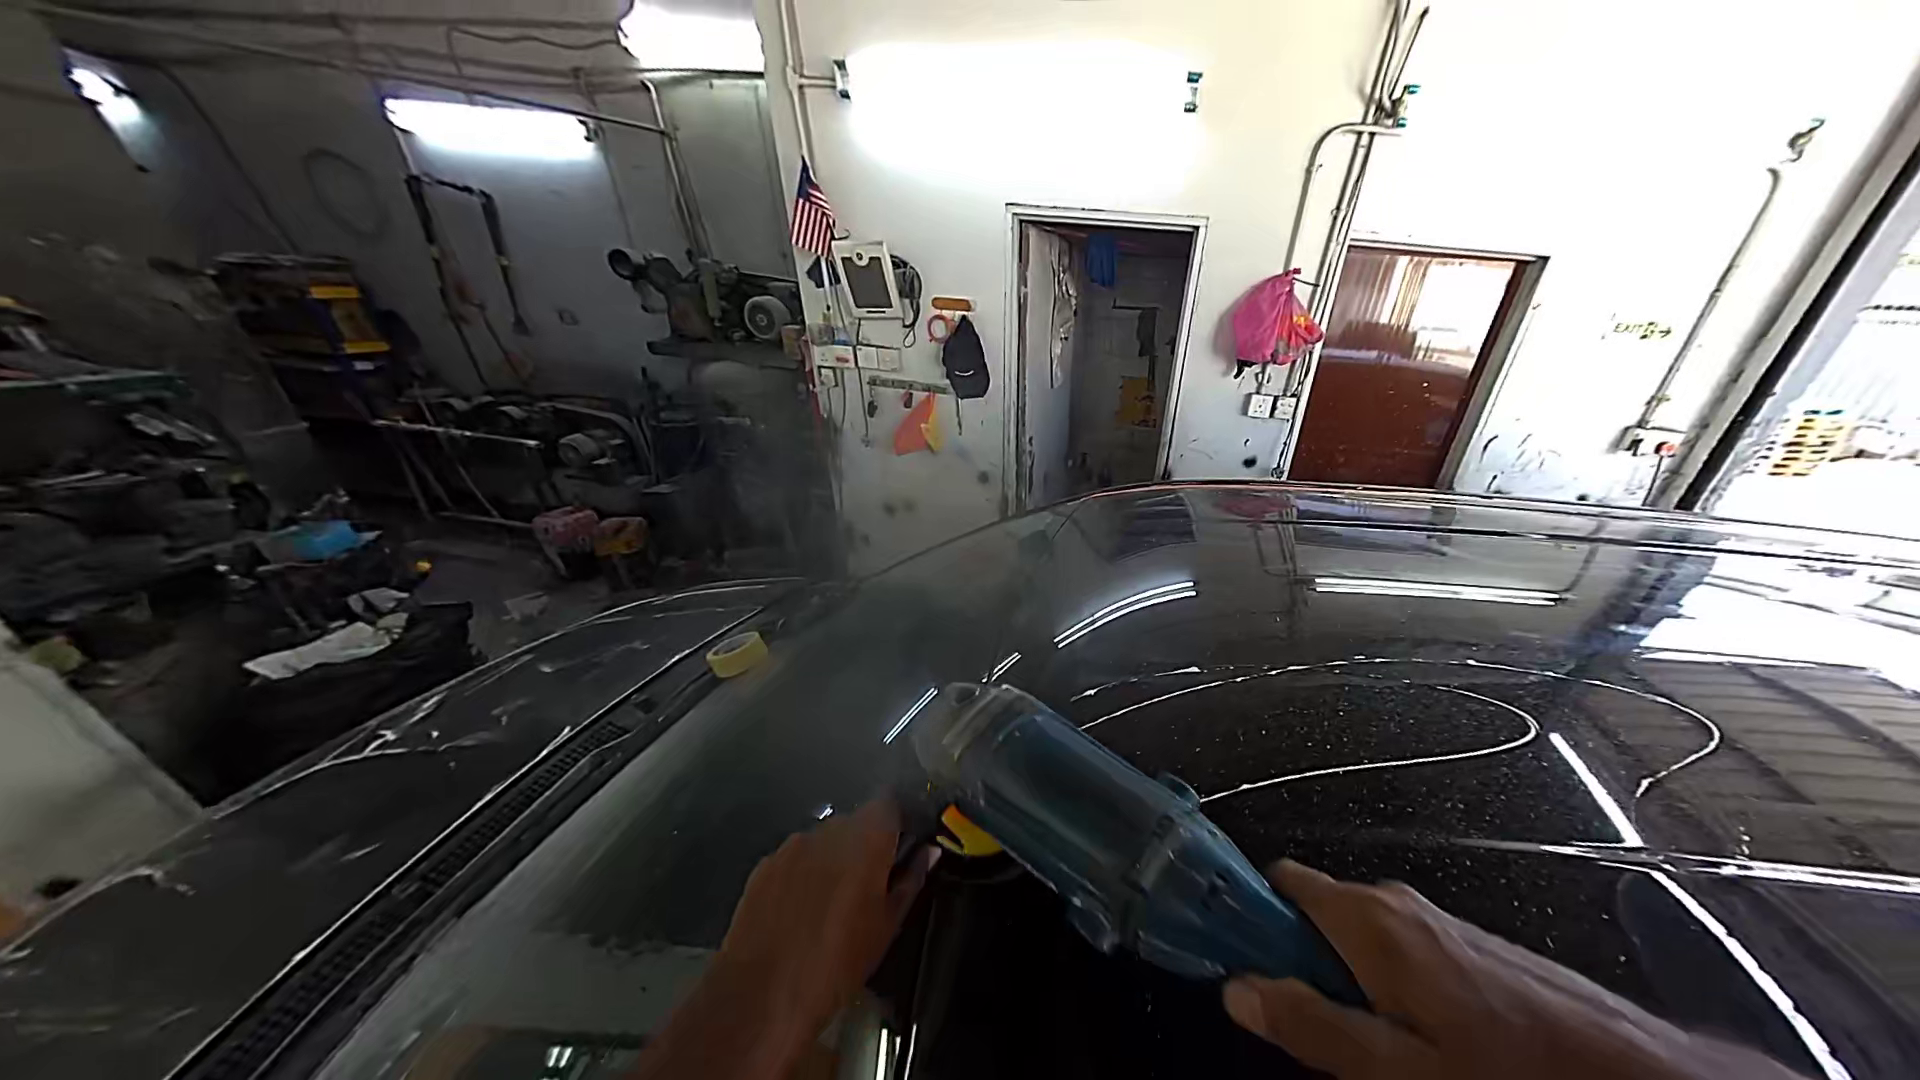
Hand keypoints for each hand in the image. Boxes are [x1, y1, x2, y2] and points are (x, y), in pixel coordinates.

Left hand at [634, 799, 936, 1079]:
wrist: (762, 996)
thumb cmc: (839, 963)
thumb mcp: (888, 925)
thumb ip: (910, 879)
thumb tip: (928, 851)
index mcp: (867, 838)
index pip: (889, 802)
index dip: (898, 820)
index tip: (902, 846)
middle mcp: (829, 829)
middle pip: (856, 820)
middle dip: (866, 842)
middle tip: (870, 881)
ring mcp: (792, 844)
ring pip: (824, 839)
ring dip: (834, 857)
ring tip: (832, 900)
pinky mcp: (765, 864)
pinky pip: (796, 857)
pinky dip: (804, 872)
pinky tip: (801, 909)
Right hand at [1221, 861, 1809, 1079]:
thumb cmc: (1510, 1075)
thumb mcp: (1397, 1072)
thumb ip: (1311, 1024)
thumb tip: (1237, 991)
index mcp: (1365, 918)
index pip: (1281, 880)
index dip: (1256, 914)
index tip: (1251, 962)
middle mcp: (1396, 903)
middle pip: (1318, 912)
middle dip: (1307, 962)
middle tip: (1326, 1031)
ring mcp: (1440, 921)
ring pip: (1362, 936)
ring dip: (1353, 979)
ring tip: (1385, 1049)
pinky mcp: (1476, 943)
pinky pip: (1406, 951)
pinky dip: (1396, 985)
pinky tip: (1437, 1044)